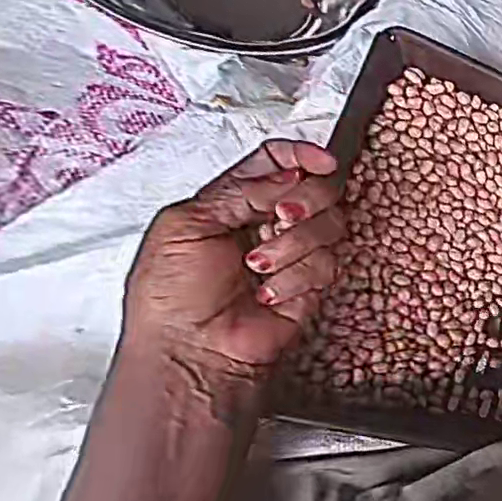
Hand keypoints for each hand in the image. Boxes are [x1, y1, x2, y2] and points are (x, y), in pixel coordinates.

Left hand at [123, 140, 344, 375]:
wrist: (193, 346)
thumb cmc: (171, 292)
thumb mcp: (186, 224)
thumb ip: (238, 193)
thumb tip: (287, 174)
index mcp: (234, 199)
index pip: (277, 161)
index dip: (302, 154)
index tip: (321, 160)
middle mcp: (271, 221)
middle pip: (317, 188)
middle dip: (305, 200)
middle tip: (281, 217)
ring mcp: (297, 251)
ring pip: (329, 225)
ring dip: (293, 246)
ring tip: (258, 267)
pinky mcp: (316, 281)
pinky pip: (328, 264)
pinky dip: (297, 278)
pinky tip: (269, 293)